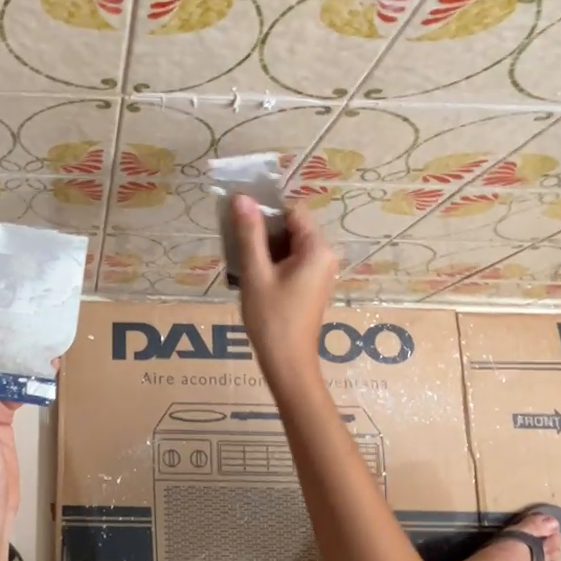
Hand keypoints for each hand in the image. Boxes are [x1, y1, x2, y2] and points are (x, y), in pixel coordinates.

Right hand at [231, 193, 338, 386]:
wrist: (287, 362)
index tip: (239, 220)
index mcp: (317, 248)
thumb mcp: (255, 273)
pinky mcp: (311, 284)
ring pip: (289, 244)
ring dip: (264, 246)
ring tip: (240, 260)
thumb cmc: (271, 318)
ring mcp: (320, 271)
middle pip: (291, 226)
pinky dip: (271, 261)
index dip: (266, 211)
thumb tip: (242, 197)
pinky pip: (291, 260)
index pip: (292, 211)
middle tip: (235, 242)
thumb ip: (249, 233)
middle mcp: (325, 255)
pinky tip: (252, 274)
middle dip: (262, 229)